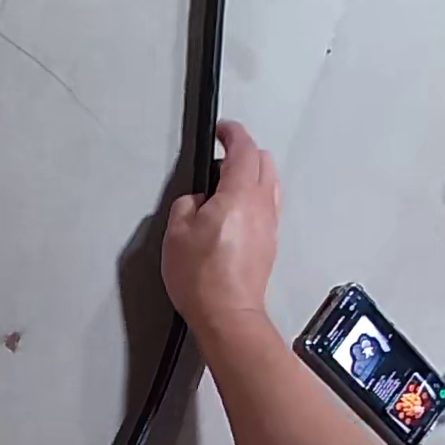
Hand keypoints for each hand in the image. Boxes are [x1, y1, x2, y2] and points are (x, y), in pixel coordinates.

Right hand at [161, 120, 281, 338]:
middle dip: (244, 152)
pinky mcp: (269, 244)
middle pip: (263, 161)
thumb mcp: (175, 234)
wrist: (226, 314)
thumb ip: (185, 205)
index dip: (231, 133)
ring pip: (268, 185)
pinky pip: (265, 209)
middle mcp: (261, 205)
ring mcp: (269, 226)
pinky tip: (233, 216)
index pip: (243, 148)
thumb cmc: (203, 280)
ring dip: (250, 177)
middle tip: (222, 158)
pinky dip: (252, 201)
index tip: (222, 130)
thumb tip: (195, 201)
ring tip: (225, 189)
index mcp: (239, 194)